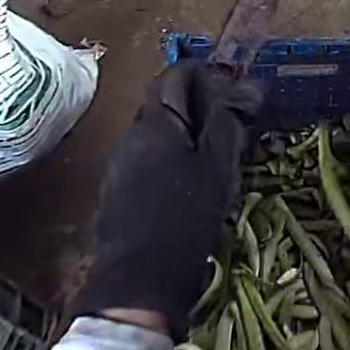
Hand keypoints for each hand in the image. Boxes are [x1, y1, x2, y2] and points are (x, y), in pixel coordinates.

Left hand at [75, 61, 262, 330]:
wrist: (141, 277)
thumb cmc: (187, 216)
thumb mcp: (218, 166)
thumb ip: (223, 123)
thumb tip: (233, 92)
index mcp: (155, 125)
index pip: (172, 77)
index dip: (200, 72)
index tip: (227, 82)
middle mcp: (130, 136)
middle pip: (161, 103)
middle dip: (193, 102)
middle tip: (227, 117)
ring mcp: (118, 163)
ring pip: (155, 130)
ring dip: (182, 129)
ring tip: (213, 149)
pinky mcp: (116, 187)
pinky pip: (146, 155)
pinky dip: (170, 152)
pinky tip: (189, 176)